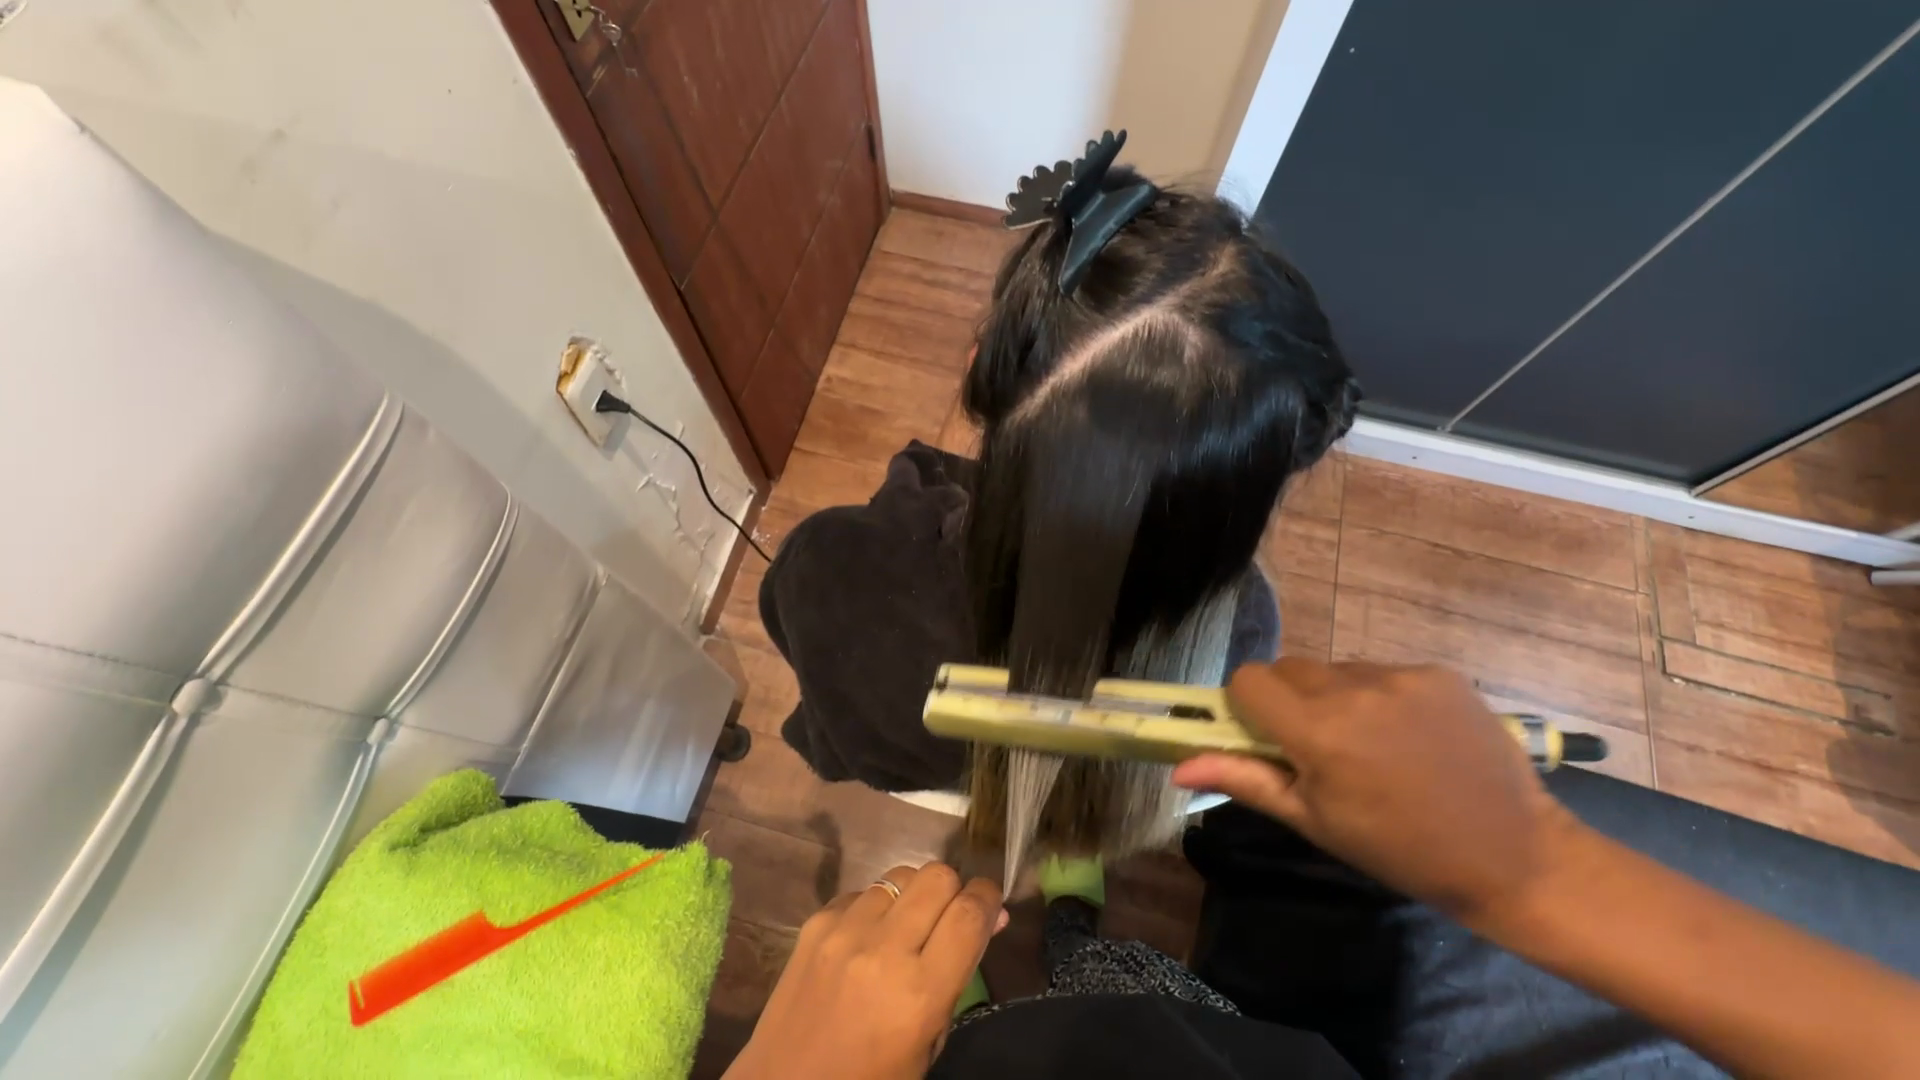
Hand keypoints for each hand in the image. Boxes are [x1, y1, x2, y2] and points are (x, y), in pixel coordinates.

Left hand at [725, 862, 1006, 1079]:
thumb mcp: (929, 1042)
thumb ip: (959, 976)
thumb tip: (990, 918)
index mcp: (919, 993)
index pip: (970, 914)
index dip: (988, 897)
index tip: (991, 903)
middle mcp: (883, 950)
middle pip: (938, 876)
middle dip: (954, 889)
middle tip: (950, 917)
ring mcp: (844, 931)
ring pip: (900, 874)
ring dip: (914, 895)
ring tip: (908, 927)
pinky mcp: (814, 923)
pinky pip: (863, 891)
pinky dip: (876, 906)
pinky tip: (869, 937)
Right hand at [1172, 658, 1579, 924]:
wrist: (1515, 855)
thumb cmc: (1399, 850)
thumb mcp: (1314, 821)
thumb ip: (1245, 779)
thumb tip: (1177, 767)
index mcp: (1319, 731)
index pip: (1248, 680)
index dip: (1246, 707)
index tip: (1266, 739)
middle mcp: (1355, 689)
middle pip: (1288, 669)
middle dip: (1288, 701)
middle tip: (1317, 749)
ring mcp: (1402, 676)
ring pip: (1335, 669)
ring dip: (1334, 697)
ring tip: (1371, 746)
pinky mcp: (1439, 672)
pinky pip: (1381, 671)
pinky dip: (1378, 696)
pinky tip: (1408, 736)